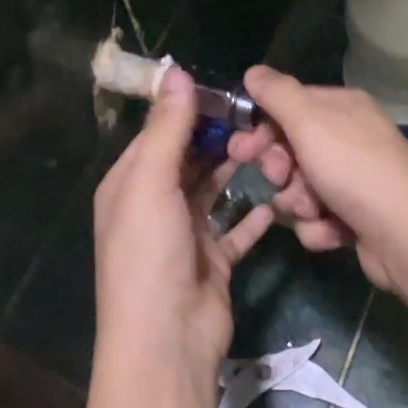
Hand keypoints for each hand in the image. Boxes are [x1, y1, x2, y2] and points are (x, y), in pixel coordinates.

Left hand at [92, 68, 273, 374]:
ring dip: (237, 172)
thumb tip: (176, 71)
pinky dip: (255, 216)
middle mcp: (154, 206)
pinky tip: (278, 197)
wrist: (167, 336)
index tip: (230, 91)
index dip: (189, 111)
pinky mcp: (214, 261)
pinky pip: (237, 231)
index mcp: (128, 185)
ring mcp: (185, 236)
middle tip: (261, 118)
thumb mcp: (150, 183)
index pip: (158, 135)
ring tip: (273, 146)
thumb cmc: (149, 254)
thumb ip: (167, 129)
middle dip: (218, 140)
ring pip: (214, 192)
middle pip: (188, 161)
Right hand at [226, 66, 407, 294]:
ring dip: (298, 203)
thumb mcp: (311, 122)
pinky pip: (318, 220)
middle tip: (280, 179)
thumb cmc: (356, 171)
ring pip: (300, 189)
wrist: (406, 236)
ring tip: (313, 210)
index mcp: (344, 109)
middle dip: (280, 169)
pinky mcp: (355, 218)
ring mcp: (354, 181)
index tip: (240, 151)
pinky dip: (320, 228)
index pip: (289, 107)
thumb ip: (278, 94)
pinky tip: (333, 232)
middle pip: (292, 150)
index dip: (261, 128)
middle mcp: (351, 140)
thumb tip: (254, 72)